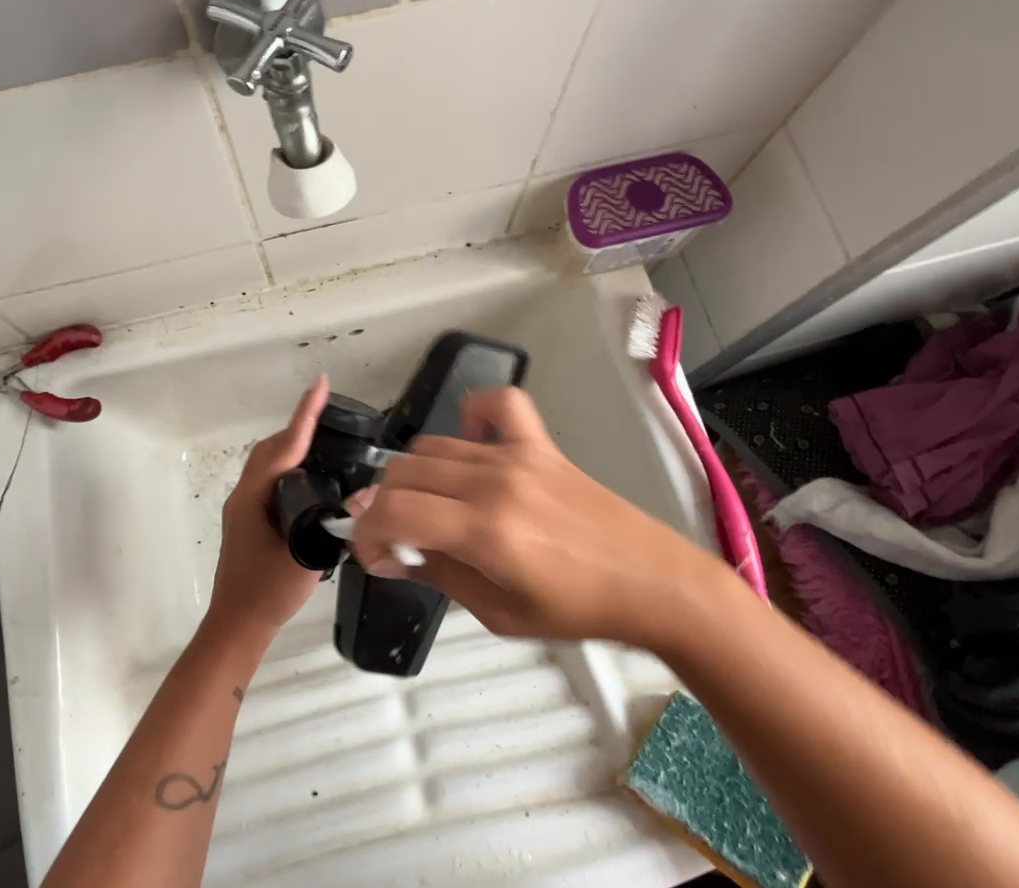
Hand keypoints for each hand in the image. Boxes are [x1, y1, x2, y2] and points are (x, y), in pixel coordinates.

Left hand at [205, 377, 330, 640]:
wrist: (237, 625)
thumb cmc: (267, 593)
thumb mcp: (308, 558)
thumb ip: (338, 525)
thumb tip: (370, 494)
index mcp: (253, 499)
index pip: (283, 447)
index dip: (304, 416)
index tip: (320, 386)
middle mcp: (244, 496)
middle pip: (271, 448)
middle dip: (298, 426)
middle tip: (329, 413)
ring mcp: (244, 508)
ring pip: (269, 463)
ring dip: (293, 446)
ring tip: (325, 439)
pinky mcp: (249, 520)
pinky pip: (270, 480)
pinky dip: (290, 466)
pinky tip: (312, 478)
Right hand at [348, 386, 730, 650]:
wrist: (651, 582)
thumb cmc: (579, 609)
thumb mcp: (500, 613)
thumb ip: (440, 576)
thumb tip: (393, 556)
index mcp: (484, 532)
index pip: (392, 513)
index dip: (367, 535)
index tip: (375, 556)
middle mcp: (494, 483)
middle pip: (403, 473)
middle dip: (382, 508)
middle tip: (397, 539)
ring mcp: (518, 456)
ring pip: (432, 445)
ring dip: (413, 476)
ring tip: (428, 507)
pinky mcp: (541, 444)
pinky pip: (497, 404)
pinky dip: (472, 415)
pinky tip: (469, 446)